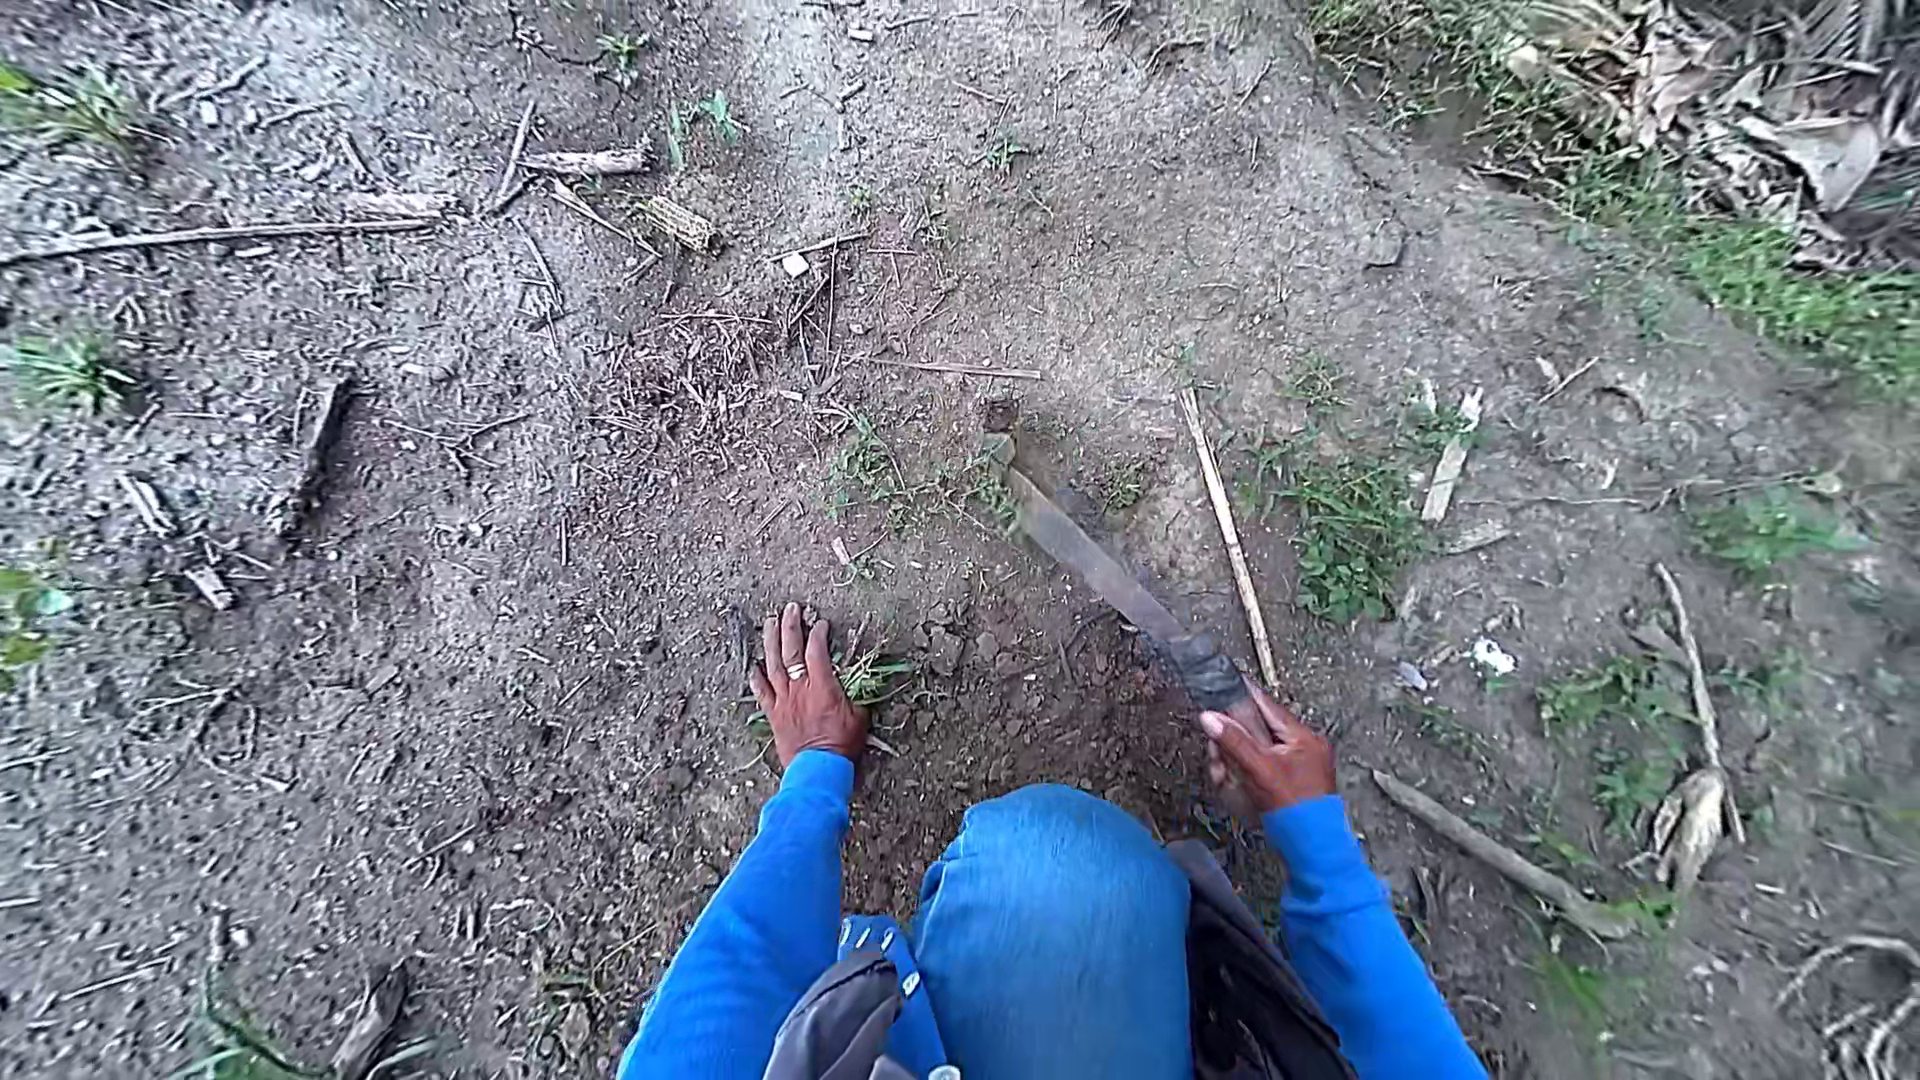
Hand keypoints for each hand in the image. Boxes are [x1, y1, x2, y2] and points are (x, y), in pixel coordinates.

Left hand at [748, 602, 867, 767]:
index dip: (818, 633)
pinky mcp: (774, 714)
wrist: (818, 770)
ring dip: (771, 641)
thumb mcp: (860, 716)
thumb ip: (858, 695)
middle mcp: (800, 689)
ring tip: (771, 622)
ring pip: (773, 664)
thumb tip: (862, 682)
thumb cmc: (842, 745)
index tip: (821, 623)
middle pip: (791, 650)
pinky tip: (754, 664)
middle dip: (791, 626)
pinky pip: (762, 692)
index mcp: (822, 686)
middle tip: (791, 609)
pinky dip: (756, 677)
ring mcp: (784, 700)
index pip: (817, 651)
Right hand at [1197, 679, 1335, 813]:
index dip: (1240, 695)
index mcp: (1303, 737)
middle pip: (1254, 727)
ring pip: (1251, 747)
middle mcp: (1301, 747)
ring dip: (1232, 758)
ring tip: (1225, 774)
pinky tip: (1234, 783)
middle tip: (1218, 753)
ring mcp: (1294, 764)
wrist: (1315, 854)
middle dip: (1231, 740)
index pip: (1265, 704)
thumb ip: (1234, 741)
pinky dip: (1241, 771)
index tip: (1221, 682)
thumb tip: (1210, 717)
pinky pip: (1255, 764)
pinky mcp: (1285, 779)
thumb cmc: (1299, 815)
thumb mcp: (1260, 770)